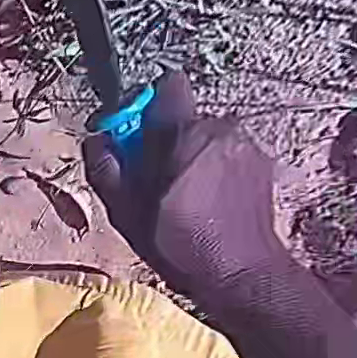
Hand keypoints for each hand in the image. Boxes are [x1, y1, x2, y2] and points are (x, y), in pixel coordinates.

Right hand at [83, 72, 293, 304]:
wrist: (239, 271)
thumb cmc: (174, 242)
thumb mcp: (123, 210)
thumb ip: (105, 167)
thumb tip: (95, 139)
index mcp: (183, 134)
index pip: (163, 86)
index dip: (139, 107)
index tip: (127, 139)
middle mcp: (220, 128)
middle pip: (179, 117)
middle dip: (158, 140)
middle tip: (145, 179)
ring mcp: (245, 144)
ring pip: (200, 135)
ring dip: (182, 155)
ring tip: (174, 195)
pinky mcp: (260, 161)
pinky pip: (222, 151)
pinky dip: (206, 167)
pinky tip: (200, 200)